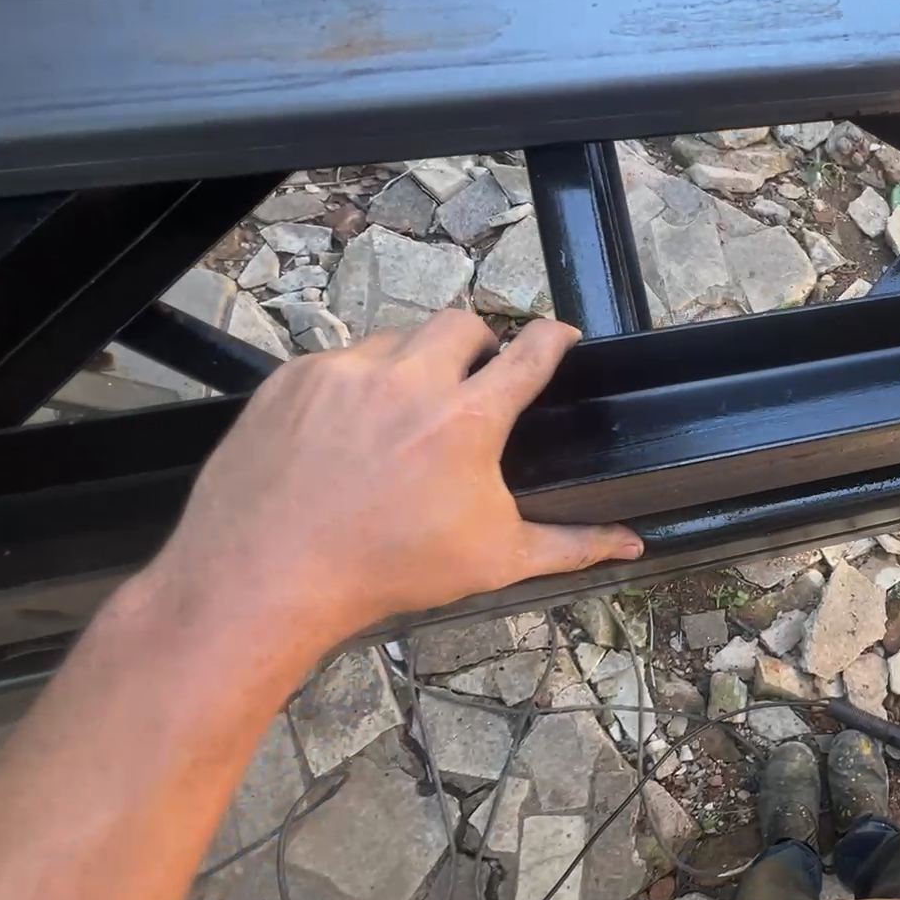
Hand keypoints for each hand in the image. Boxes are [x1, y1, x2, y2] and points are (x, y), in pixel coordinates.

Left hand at [146, 312, 642, 641]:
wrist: (265, 577)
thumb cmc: (395, 568)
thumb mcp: (500, 558)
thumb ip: (576, 544)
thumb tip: (634, 545)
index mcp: (468, 420)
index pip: (527, 354)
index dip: (554, 337)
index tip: (563, 332)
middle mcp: (408, 381)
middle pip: (461, 322)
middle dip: (482, 341)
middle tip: (481, 377)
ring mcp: (343, 373)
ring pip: (399, 335)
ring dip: (422, 357)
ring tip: (417, 402)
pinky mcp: (291, 379)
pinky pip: (343, 356)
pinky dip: (365, 377)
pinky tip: (361, 422)